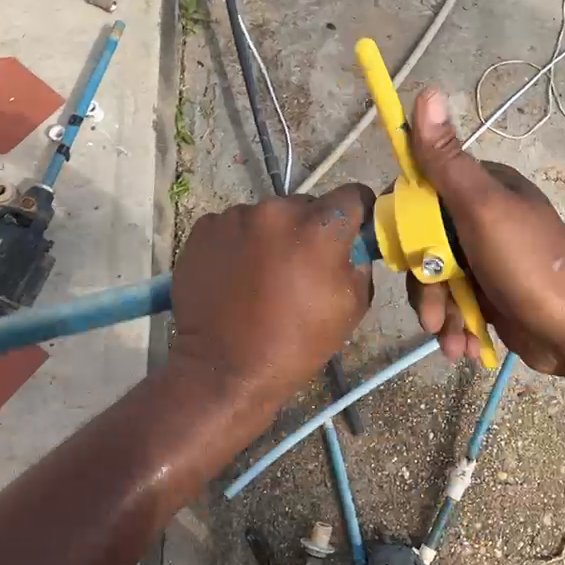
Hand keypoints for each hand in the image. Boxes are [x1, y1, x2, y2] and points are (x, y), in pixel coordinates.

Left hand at [170, 184, 375, 407]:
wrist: (222, 369)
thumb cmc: (295, 344)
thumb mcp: (351, 309)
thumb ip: (359, 265)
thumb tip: (353, 246)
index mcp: (320, 228)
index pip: (352, 195)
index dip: (357, 213)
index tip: (351, 233)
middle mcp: (278, 210)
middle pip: (306, 205)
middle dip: (310, 229)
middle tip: (302, 266)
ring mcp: (236, 216)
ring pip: (268, 217)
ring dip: (272, 237)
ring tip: (262, 275)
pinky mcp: (205, 228)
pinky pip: (234, 226)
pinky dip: (239, 244)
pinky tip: (236, 276)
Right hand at [406, 88, 564, 375]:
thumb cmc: (530, 267)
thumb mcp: (483, 209)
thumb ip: (447, 161)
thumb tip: (426, 91)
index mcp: (484, 188)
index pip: (423, 191)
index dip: (406, 225)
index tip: (405, 255)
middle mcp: (483, 219)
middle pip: (425, 244)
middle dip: (425, 285)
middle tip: (433, 314)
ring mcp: (487, 259)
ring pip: (436, 280)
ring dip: (439, 314)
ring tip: (452, 340)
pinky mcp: (491, 295)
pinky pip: (455, 306)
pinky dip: (456, 329)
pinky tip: (465, 347)